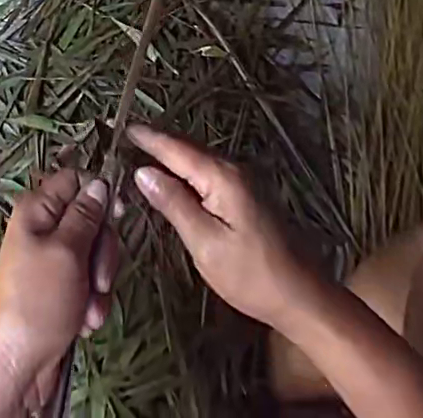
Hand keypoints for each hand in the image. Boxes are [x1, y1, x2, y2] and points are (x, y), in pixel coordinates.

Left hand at [0, 168, 120, 385]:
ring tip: (88, 307)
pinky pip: (90, 281)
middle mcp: (44, 227)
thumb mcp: (67, 251)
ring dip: (100, 281)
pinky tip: (85, 320)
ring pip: (95, 252)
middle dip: (102, 250)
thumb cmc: (37, 301)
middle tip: (97, 276)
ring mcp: (53, 259)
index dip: (98, 192)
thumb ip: (87, 215)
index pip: (75, 179)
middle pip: (91, 218)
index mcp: (37, 208)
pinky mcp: (62, 287)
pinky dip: (93, 300)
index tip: (117, 213)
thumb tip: (100, 182)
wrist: (17, 366)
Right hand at [128, 123, 316, 328]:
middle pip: (185, 147)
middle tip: (123, 136)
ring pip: (195, 158)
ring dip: (167, 153)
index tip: (121, 126)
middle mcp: (231, 169)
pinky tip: (169, 175)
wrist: (302, 296)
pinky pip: (205, 170)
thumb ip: (173, 204)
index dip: (147, 137)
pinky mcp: (243, 193)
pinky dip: (182, 167)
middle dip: (154, 141)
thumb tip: (142, 172)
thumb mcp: (205, 243)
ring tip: (137, 150)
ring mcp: (240, 180)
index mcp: (221, 177)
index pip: (175, 149)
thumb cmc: (251, 275)